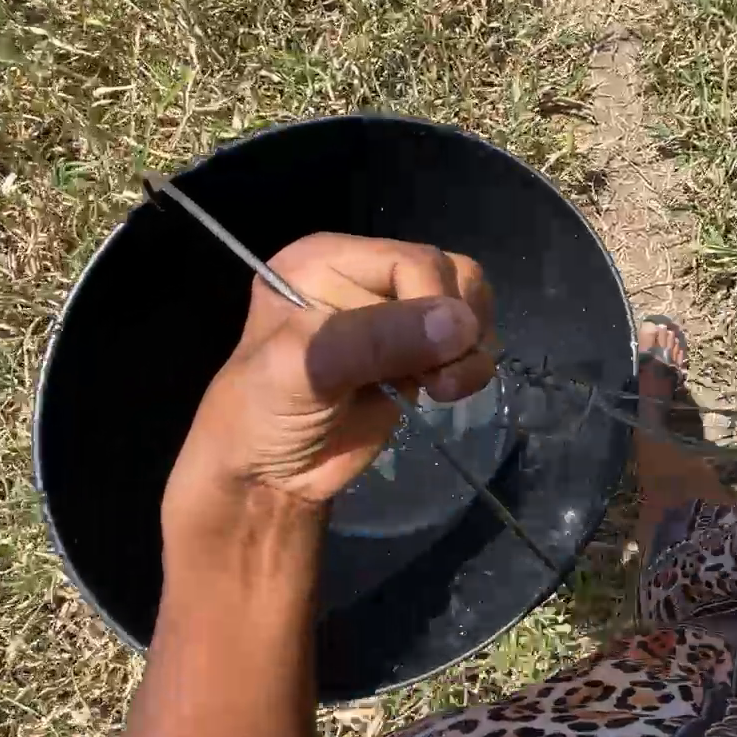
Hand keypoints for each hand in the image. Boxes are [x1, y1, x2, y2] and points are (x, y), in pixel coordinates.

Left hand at [161, 233, 494, 539]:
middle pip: (452, 275)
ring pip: (471, 306)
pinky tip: (444, 393)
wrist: (270, 477)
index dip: (434, 305)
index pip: (413, 260)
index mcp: (328, 260)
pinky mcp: (420, 353)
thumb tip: (462, 324)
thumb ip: (377, 340)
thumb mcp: (306, 369)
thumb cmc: (263, 414)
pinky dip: (472, 367)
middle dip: (459, 327)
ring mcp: (398, 317)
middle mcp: (367, 277)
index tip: (425, 359)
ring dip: (471, 350)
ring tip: (442, 388)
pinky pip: (472, 342)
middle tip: (438, 377)